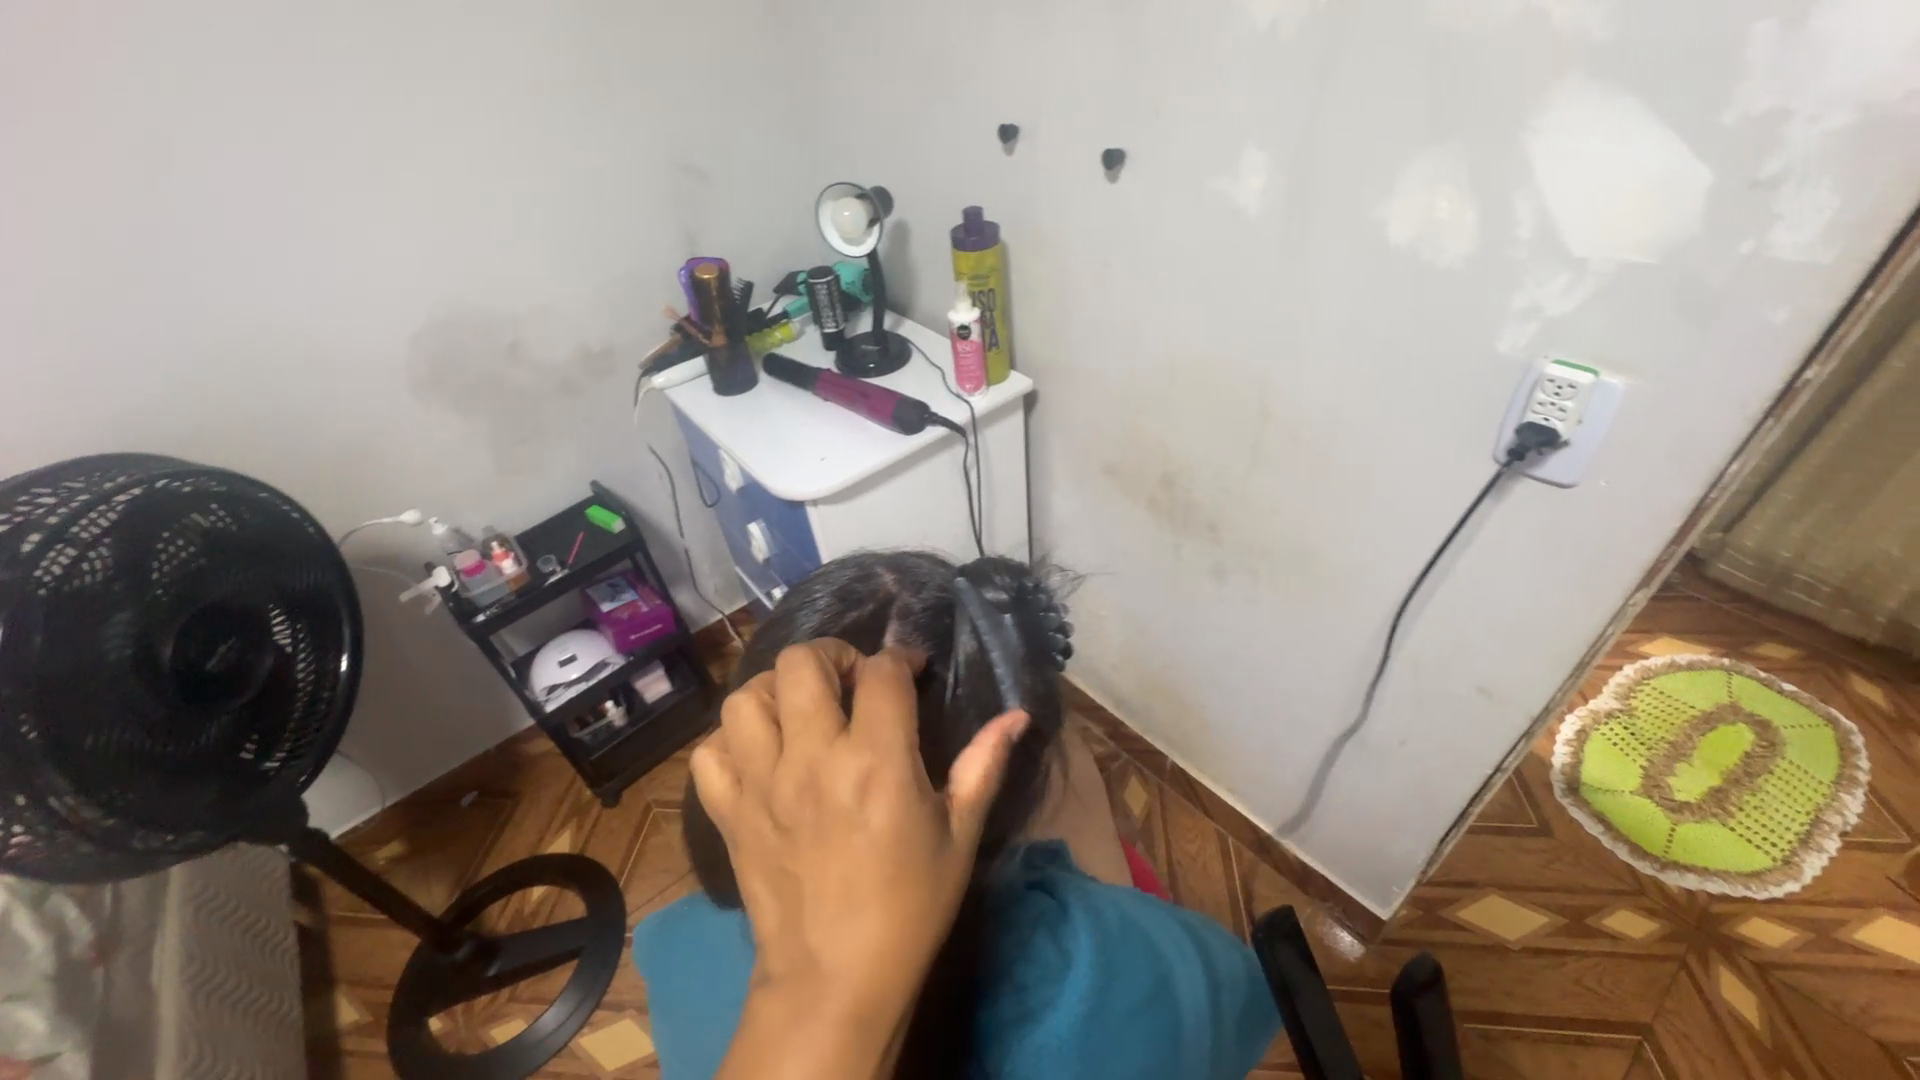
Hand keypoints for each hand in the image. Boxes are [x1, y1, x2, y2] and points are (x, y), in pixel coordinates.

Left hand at [691, 639, 1029, 1016]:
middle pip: (801, 663)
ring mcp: (761, 785)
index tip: (910, 670)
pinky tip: (760, 754)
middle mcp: (812, 760)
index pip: (880, 671)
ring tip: (801, 710)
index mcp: (877, 762)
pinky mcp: (729, 813)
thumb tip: (1017, 715)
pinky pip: (709, 752)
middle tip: (851, 681)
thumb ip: (984, 765)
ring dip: (775, 691)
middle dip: (831, 656)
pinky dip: (731, 742)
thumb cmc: (909, 905)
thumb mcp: (960, 835)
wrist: (835, 978)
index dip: (899, 658)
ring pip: (746, 698)